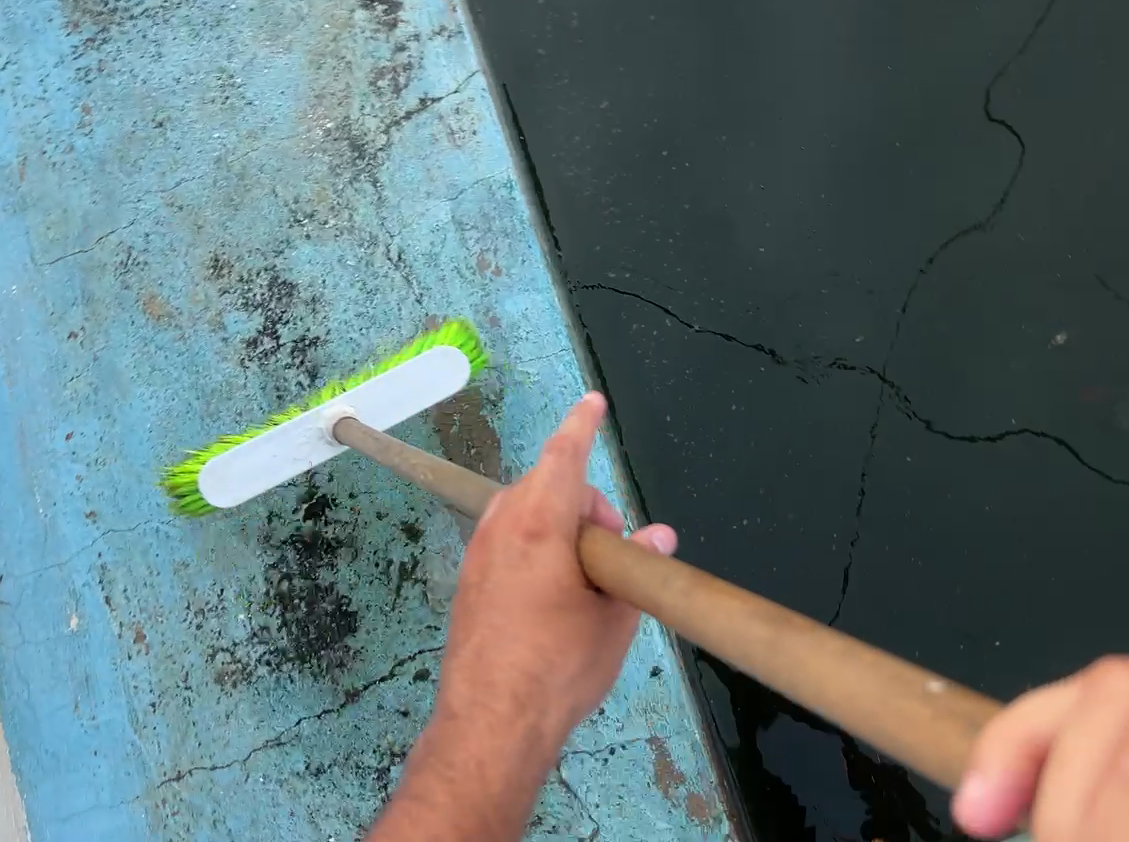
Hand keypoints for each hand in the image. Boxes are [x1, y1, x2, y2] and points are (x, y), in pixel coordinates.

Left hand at [435, 391, 676, 758]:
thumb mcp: (615, 617)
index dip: (582, 425)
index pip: (565, 456)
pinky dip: (534, 540)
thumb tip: (660, 536)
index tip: (593, 402)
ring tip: (583, 575)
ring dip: (558, 520)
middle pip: (548, 483)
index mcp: (541, 525)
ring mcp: (479, 552)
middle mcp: (503, 527)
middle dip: (585, 501)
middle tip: (610, 550)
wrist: (490, 727)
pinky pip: (507, 535)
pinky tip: (551, 592)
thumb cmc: (560, 667)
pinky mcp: (468, 579)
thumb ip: (636, 566)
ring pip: (525, 508)